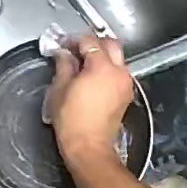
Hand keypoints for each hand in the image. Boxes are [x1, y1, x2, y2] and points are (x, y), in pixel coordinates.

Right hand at [47, 32, 133, 165]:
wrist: (89, 147)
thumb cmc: (72, 120)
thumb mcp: (60, 88)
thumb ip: (64, 65)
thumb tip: (63, 54)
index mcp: (102, 68)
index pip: (90, 42)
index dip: (74, 40)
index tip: (63, 44)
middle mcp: (119, 72)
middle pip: (110, 44)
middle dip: (93, 43)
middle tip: (75, 48)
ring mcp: (125, 84)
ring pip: (117, 58)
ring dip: (101, 55)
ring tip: (82, 63)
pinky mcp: (126, 95)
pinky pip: (118, 72)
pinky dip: (107, 69)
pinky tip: (91, 77)